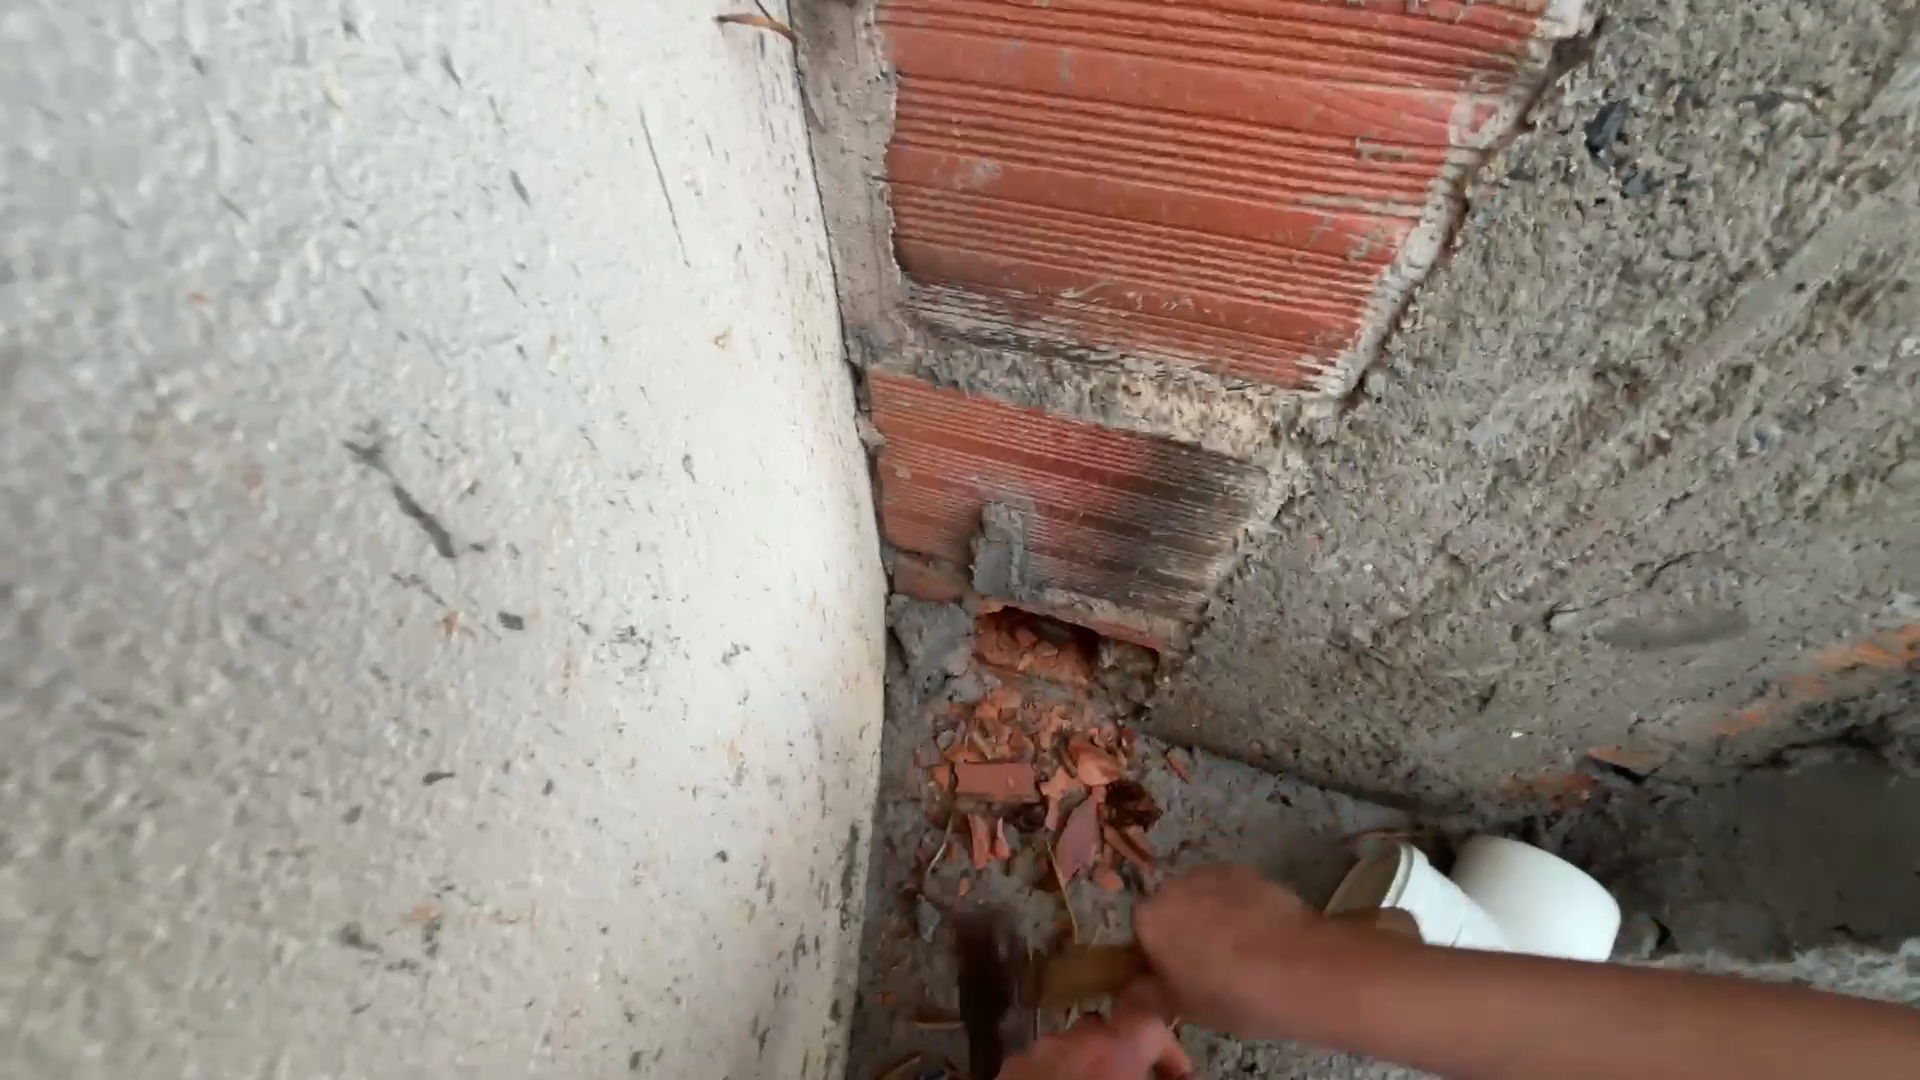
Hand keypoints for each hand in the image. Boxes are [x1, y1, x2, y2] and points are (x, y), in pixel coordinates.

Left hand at [996, 982, 1192, 1079]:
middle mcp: (1070, 1041)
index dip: (1168, 1048)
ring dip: (1086, 1073)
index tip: (1180, 1079)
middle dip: (1122, 1060)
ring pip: (1068, 1051)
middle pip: (1104, 1032)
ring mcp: (1032, 1055)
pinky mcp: (1006, 1074)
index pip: (1149, 1022)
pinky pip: (1038, 1070)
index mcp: (1112, 1051)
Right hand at [1134, 864, 1325, 1036]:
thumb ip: (1149, 995)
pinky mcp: (1241, 869)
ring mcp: (1207, 873)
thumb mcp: (1183, 1010)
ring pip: (1201, 896)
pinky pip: (1230, 888)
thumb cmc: (1232, 995)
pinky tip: (1261, 932)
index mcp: (1148, 920)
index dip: (1160, 955)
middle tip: (1212, 965)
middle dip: (1185, 930)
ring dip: (1212, 915)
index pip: (1142, 934)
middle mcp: (1170, 887)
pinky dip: (1239, 905)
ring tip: (1243, 949)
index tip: (1180, 975)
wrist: (1297, 968)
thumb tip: (1132, 991)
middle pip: (1171, 909)